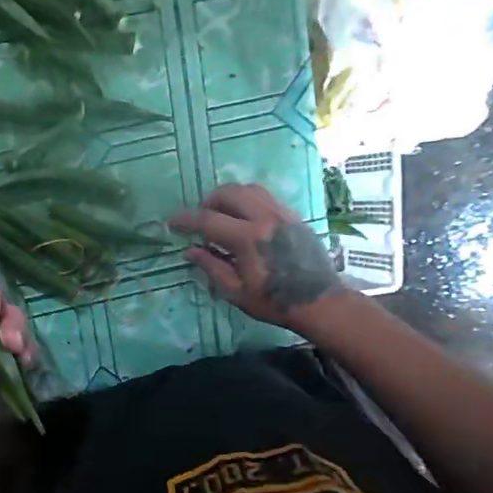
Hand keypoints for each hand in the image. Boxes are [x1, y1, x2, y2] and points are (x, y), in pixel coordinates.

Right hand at [169, 183, 343, 329]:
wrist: (319, 302)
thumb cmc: (274, 302)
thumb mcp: (236, 292)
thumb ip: (212, 267)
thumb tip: (190, 251)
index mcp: (248, 239)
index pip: (208, 220)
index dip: (186, 220)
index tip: (172, 221)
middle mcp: (265, 218)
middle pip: (229, 193)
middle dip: (209, 202)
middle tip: (201, 219)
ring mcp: (282, 213)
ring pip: (249, 189)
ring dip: (230, 197)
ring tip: (223, 214)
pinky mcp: (294, 216)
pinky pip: (266, 197)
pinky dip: (249, 201)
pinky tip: (246, 218)